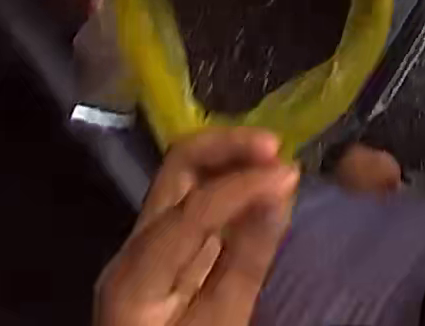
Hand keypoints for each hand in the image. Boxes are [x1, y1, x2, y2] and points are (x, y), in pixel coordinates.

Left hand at [95, 128, 298, 325]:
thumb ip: (249, 257)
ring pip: (185, 171)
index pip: (194, 208)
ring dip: (231, 155)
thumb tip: (282, 186)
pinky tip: (259, 180)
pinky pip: (195, 192)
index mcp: (135, 277)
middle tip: (276, 148)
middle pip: (178, 166)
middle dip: (230, 147)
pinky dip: (230, 176)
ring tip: (273, 157)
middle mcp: (132, 247)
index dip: (244, 185)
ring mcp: (145, 244)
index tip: (292, 173)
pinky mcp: (165, 248)